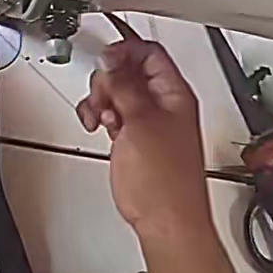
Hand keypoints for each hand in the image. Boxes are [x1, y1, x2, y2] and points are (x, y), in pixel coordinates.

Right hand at [76, 39, 213, 240]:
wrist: (165, 221)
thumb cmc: (165, 181)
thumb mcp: (139, 120)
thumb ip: (123, 85)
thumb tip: (111, 60)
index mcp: (174, 93)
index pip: (149, 53)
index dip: (125, 50)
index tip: (104, 59)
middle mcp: (163, 104)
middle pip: (129, 70)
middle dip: (108, 79)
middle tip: (103, 95)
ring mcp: (148, 121)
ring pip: (117, 91)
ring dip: (101, 98)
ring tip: (100, 114)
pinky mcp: (134, 137)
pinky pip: (112, 112)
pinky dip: (100, 114)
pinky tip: (99, 124)